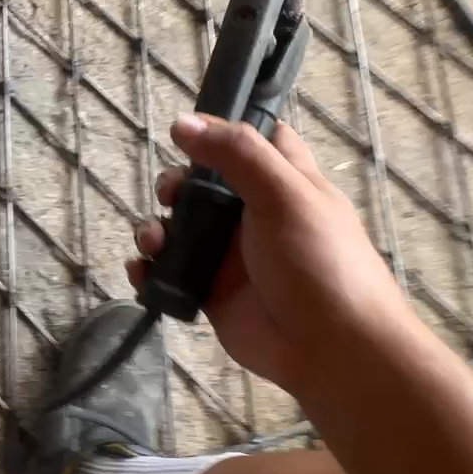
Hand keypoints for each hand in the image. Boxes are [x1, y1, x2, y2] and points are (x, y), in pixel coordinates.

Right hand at [126, 113, 412, 392]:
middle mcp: (253, 216)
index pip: (257, 143)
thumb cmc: (318, 263)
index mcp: (284, 184)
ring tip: (153, 242)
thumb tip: (182, 122)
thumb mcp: (284, 195)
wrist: (330, 350)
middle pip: (201, 185)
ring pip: (177, 228)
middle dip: (175, 186)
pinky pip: (167, 272)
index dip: (225, 132)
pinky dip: (148, 269)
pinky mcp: (208, 291)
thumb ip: (235, 154)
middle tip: (172, 197)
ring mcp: (228, 256)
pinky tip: (143, 271)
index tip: (189, 129)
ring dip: (153, 228)